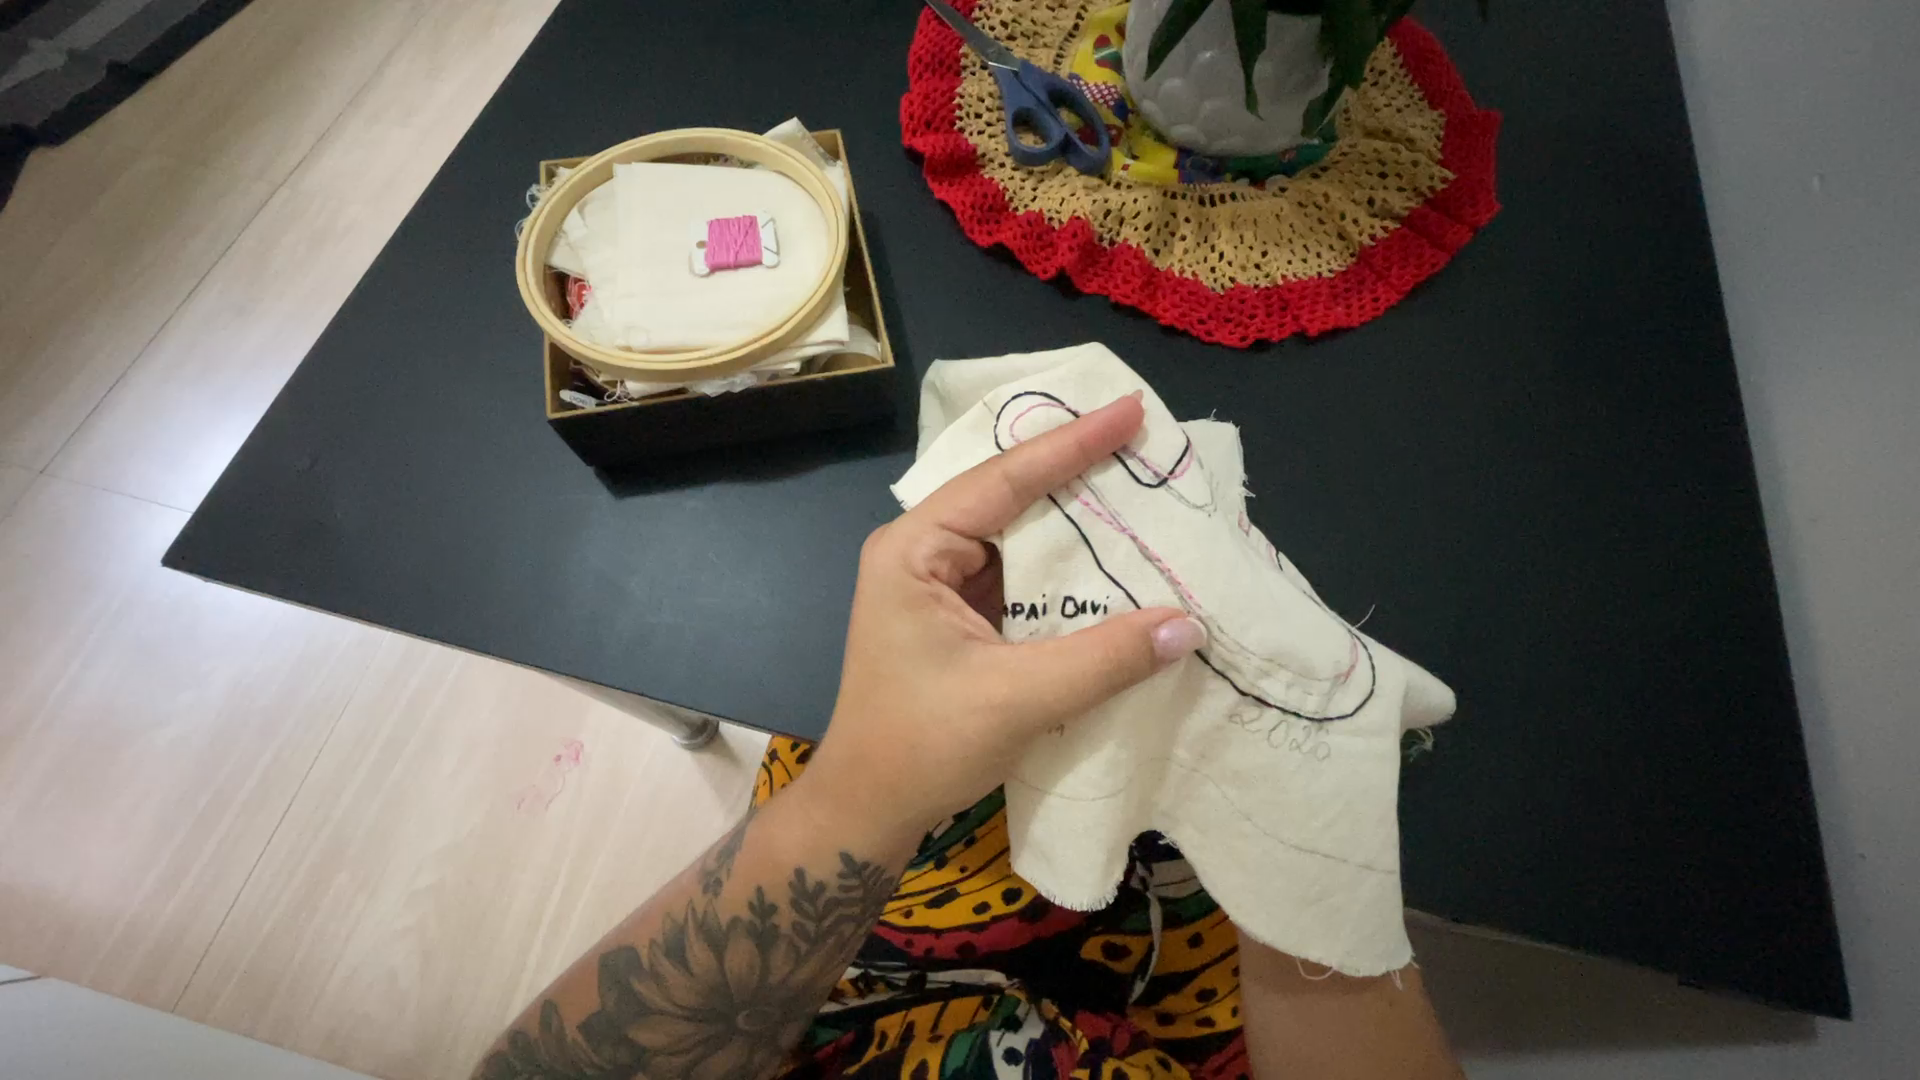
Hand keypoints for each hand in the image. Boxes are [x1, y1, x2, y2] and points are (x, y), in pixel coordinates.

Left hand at [800, 393, 1207, 833]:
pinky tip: (1109, 562)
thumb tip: (1189, 624)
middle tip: (1142, 444)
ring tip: (1138, 494)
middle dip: (1074, 473)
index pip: (1002, 480)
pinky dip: (1061, 572)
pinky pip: (1017, 577)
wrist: (870, 806)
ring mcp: (938, 584)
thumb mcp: (1017, 698)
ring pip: (1016, 537)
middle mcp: (922, 553)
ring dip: (1072, 525)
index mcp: (914, 549)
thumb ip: (1105, 658)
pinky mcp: (957, 616)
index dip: (1070, 444)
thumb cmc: (923, 746)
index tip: (1129, 410)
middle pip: (1008, 498)